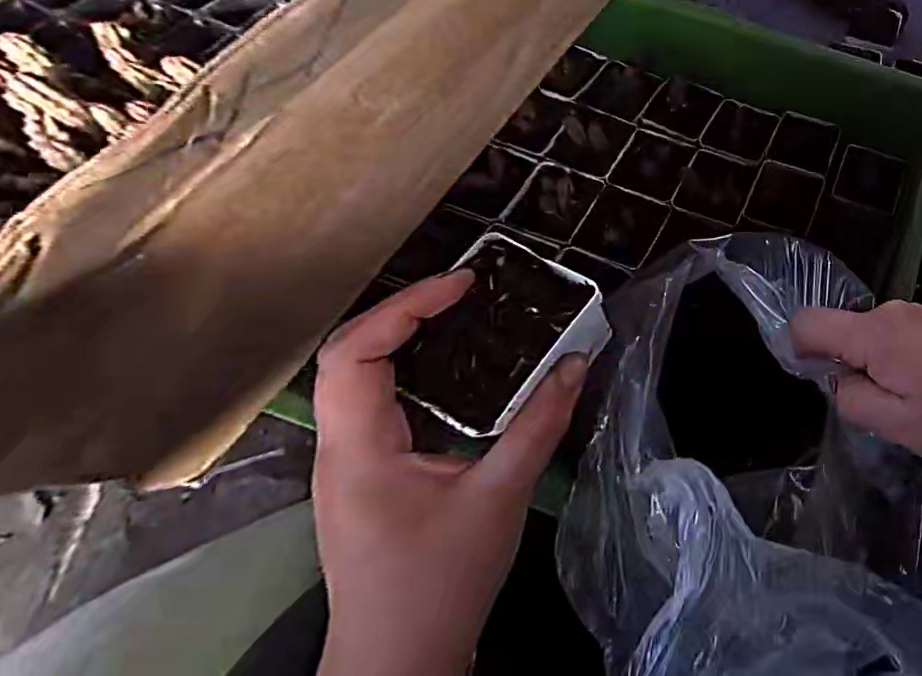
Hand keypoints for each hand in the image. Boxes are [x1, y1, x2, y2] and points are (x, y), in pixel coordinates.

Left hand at [312, 271, 587, 675]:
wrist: (400, 659)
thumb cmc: (439, 581)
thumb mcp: (500, 496)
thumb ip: (540, 423)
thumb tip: (577, 361)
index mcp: (359, 451)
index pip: (353, 357)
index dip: (404, 307)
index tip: (464, 283)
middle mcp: (343, 450)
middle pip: (351, 357)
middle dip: (408, 310)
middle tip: (471, 287)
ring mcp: (354, 463)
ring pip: (365, 378)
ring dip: (412, 336)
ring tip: (470, 311)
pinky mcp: (375, 474)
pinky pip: (388, 402)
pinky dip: (423, 368)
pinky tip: (466, 366)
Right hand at [792, 300, 921, 470]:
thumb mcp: (897, 424)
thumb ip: (852, 399)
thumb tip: (838, 380)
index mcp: (876, 331)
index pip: (808, 322)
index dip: (796, 351)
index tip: (813, 386)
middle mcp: (893, 312)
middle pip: (840, 333)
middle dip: (846, 372)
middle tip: (881, 412)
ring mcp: (918, 315)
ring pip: (868, 341)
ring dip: (874, 374)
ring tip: (911, 408)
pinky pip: (893, 342)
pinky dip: (895, 368)